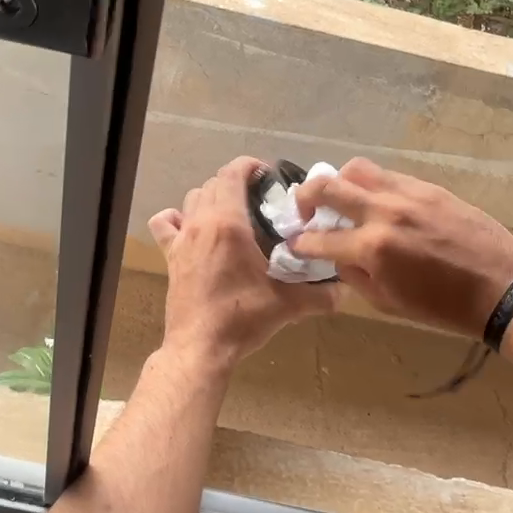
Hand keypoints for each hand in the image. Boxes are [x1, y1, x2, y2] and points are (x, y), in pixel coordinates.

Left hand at [148, 156, 340, 373]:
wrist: (201, 347)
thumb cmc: (243, 318)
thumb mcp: (289, 304)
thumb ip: (322, 294)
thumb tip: (346, 290)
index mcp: (228, 223)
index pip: (232, 173)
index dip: (250, 166)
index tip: (267, 175)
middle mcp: (201, 222)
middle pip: (214, 184)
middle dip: (236, 184)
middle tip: (259, 200)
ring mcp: (182, 238)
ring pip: (192, 199)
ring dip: (212, 198)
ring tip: (233, 213)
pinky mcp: (170, 256)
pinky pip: (166, 224)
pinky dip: (177, 218)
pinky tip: (191, 228)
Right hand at [289, 158, 512, 338]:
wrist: (500, 288)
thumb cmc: (442, 307)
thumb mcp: (387, 303)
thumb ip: (354, 275)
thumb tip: (336, 255)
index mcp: (372, 248)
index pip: (319, 239)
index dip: (301, 243)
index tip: (295, 243)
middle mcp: (384, 212)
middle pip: (327, 186)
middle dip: (305, 197)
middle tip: (304, 210)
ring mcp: (407, 194)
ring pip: (356, 169)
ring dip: (338, 182)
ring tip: (340, 198)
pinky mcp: (428, 187)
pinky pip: (388, 175)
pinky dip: (371, 185)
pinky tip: (376, 202)